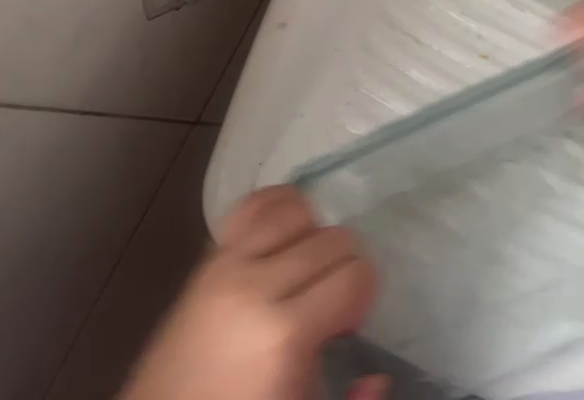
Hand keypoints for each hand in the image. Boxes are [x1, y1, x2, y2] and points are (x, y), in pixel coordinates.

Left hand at [120, 186, 383, 399]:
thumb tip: (376, 377)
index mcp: (286, 333)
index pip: (357, 273)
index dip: (362, 298)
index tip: (345, 328)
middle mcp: (257, 285)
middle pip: (336, 239)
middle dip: (345, 268)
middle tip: (329, 307)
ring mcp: (227, 265)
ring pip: (301, 211)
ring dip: (315, 237)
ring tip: (306, 273)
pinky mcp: (206, 259)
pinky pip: (255, 205)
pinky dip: (280, 209)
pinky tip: (286, 239)